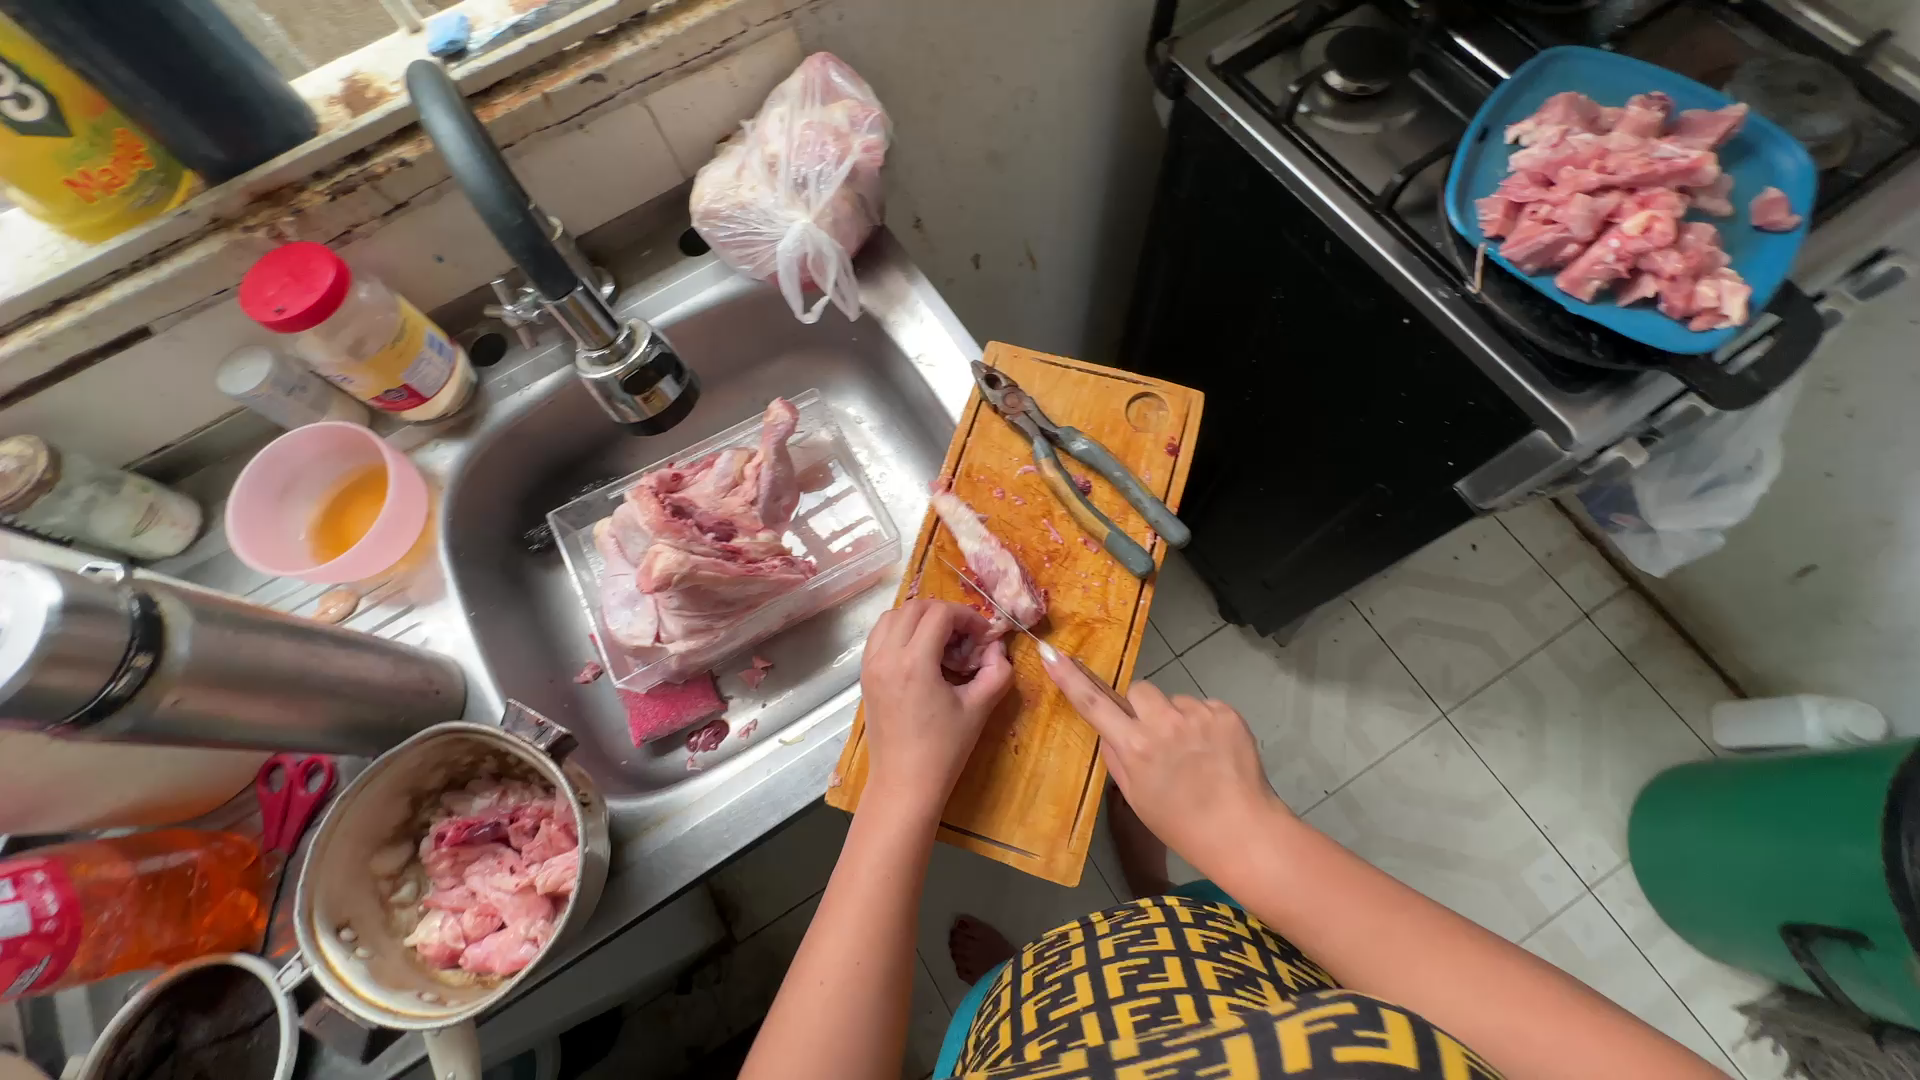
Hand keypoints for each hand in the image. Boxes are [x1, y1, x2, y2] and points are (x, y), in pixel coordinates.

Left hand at [860, 599, 1012, 812]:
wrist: (904, 784)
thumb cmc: (944, 750)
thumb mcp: (979, 708)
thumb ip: (996, 672)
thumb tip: (997, 648)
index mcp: (914, 662)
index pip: (940, 614)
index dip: (967, 617)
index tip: (983, 636)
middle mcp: (886, 656)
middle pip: (914, 607)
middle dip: (944, 613)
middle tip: (964, 636)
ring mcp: (870, 665)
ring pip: (892, 616)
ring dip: (919, 618)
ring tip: (941, 641)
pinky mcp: (865, 676)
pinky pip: (879, 636)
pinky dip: (900, 631)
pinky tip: (920, 654)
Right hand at [1039, 643, 1288, 871]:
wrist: (1243, 833)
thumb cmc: (1180, 824)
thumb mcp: (1135, 796)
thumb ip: (1116, 756)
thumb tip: (1109, 730)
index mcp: (1135, 746)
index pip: (1094, 704)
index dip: (1070, 679)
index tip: (1052, 654)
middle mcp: (1163, 723)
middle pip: (1139, 691)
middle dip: (1142, 707)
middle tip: (1156, 738)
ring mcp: (1197, 715)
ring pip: (1174, 700)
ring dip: (1177, 718)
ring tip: (1194, 753)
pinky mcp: (1225, 713)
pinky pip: (1203, 707)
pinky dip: (1205, 724)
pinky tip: (1215, 751)